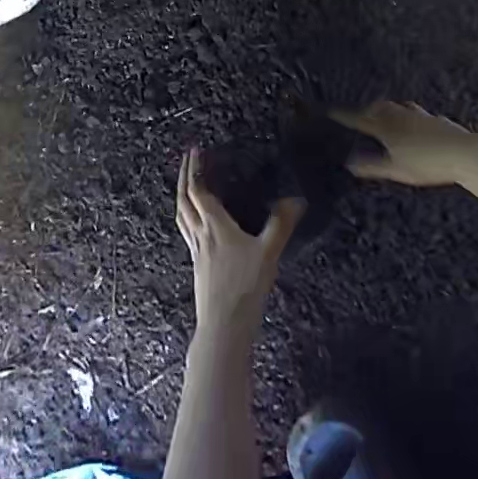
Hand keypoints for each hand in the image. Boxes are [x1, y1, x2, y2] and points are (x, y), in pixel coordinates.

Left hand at [174, 147, 304, 337]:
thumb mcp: (268, 253)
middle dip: (184, 177)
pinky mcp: (198, 264)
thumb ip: (281, 224)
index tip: (196, 151)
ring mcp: (197, 251)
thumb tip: (295, 198)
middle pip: (184, 200)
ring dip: (182, 195)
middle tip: (187, 160)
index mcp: (215, 227)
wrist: (223, 327)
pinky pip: (187, 231)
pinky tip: (197, 222)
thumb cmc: (245, 288)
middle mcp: (200, 235)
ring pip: (182, 216)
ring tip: (186, 184)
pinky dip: (187, 216)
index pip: (199, 191)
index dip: (195, 169)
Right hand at [330, 100, 477, 187]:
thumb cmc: (428, 163)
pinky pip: (417, 113)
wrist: (465, 153)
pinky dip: (408, 115)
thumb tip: (350, 162)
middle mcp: (402, 117)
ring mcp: (421, 116)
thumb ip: (372, 165)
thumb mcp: (396, 170)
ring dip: (388, 109)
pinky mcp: (436, 120)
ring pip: (399, 107)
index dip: (344, 116)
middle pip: (379, 108)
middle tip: (359, 112)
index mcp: (387, 128)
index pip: (360, 119)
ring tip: (384, 113)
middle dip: (366, 109)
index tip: (332, 111)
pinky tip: (415, 122)